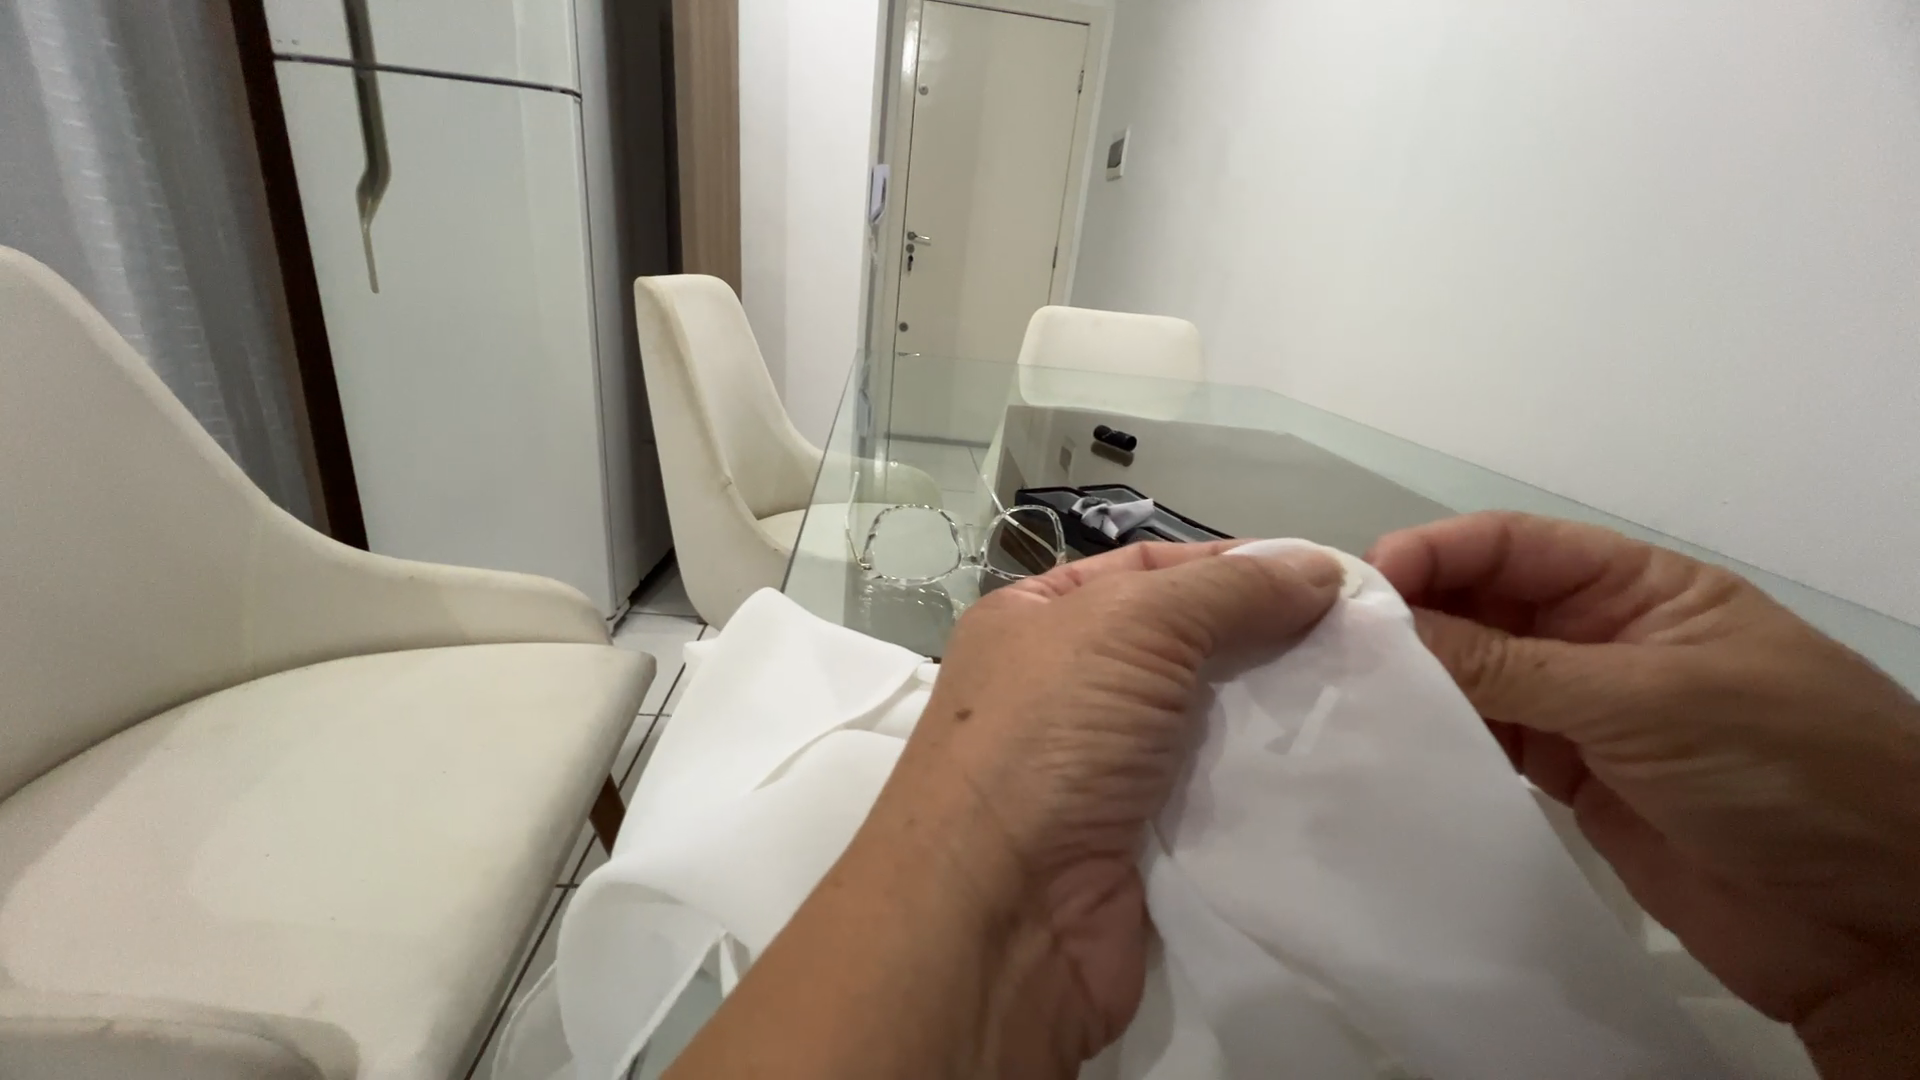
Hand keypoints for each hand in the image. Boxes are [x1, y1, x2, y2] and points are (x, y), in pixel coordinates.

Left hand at [868, 541, 1342, 1068]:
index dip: (1228, 564)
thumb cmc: (1047, 735)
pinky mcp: (1138, 834)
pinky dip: (1264, 777)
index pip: (1145, 568)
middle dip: (1262, 637)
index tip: (1319, 575)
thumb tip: (1316, 567)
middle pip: (1181, 643)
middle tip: (1359, 637)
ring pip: (1203, 718)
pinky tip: (1333, 763)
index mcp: (1035, 617)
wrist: (1000, 913)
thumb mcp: (1127, 626)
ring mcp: (1099, 763)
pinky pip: (1214, 788)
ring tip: (1361, 694)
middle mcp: (1063, 684)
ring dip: (1273, 710)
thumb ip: (1224, 590)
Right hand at [1368, 512, 1919, 1076]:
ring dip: (1413, 671)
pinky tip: (1385, 729)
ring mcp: (1572, 702)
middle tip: (1334, 637)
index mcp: (1632, 587)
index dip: (1432, 552)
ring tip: (1343, 682)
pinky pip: (1476, 728)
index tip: (1365, 585)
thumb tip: (1383, 628)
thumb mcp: (1644, 698)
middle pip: (1477, 600)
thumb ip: (1505, 664)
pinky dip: (1432, 725)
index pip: (1508, 544)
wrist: (1883, 932)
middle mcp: (1591, 633)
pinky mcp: (1556, 766)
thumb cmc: (1785, 773)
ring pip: (1468, 666)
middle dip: (1411, 611)